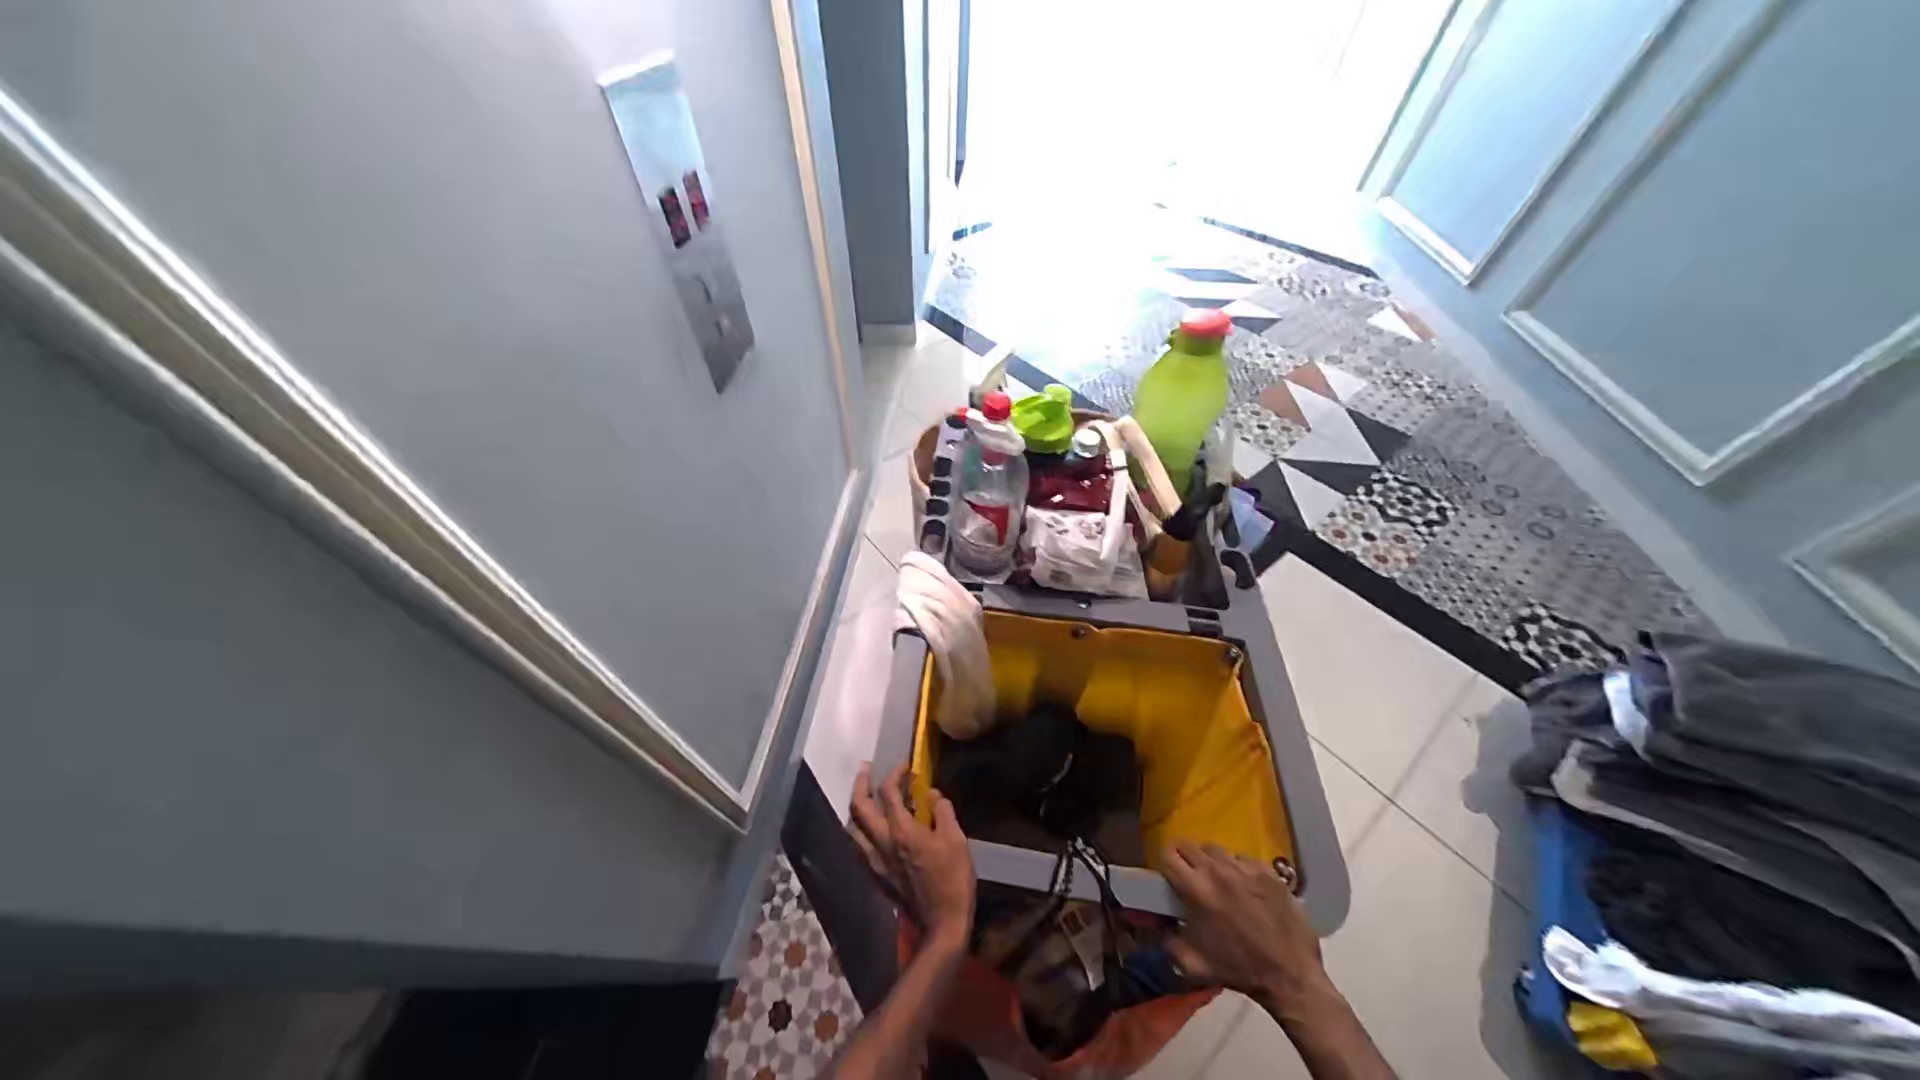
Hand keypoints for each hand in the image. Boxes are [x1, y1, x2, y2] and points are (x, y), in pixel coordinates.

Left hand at [850, 763, 975, 946]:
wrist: (941, 923)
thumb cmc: (953, 879)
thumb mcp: (956, 839)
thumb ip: (942, 811)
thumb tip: (931, 794)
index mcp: (902, 832)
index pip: (888, 793)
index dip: (894, 774)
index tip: (906, 767)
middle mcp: (881, 844)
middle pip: (859, 807)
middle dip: (861, 783)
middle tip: (866, 769)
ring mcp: (875, 861)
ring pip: (853, 828)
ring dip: (857, 807)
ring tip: (866, 796)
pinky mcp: (876, 875)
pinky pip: (859, 845)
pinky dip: (861, 829)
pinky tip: (872, 827)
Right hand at [1162, 841, 1326, 1003]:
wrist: (1290, 977)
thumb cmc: (1238, 971)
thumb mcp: (1192, 964)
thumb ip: (1165, 940)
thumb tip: (1153, 923)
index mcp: (1196, 889)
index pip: (1168, 855)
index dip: (1165, 865)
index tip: (1170, 879)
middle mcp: (1217, 871)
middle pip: (1188, 845)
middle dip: (1184, 859)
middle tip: (1190, 878)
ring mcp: (1244, 869)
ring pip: (1215, 849)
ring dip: (1211, 862)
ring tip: (1218, 881)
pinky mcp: (1267, 872)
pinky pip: (1243, 858)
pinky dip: (1238, 868)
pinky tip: (1244, 887)